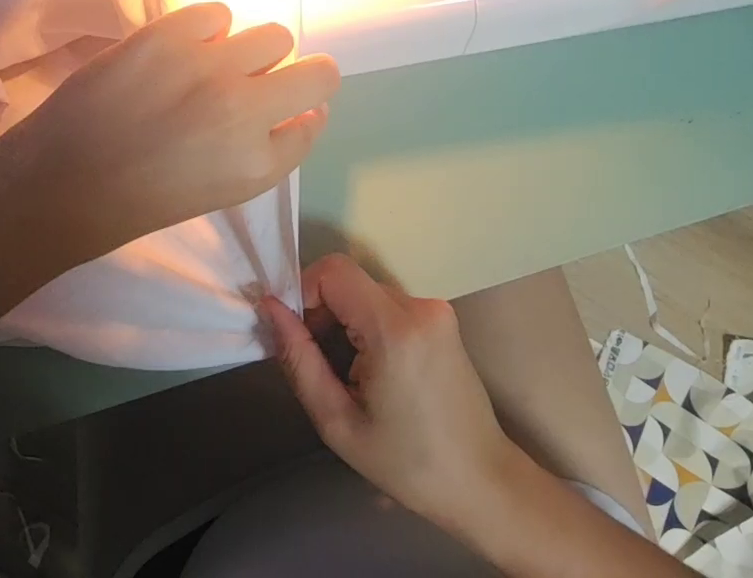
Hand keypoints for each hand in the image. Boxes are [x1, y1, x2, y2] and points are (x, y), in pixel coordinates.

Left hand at [0, 1, 339, 259]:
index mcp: (259, 161)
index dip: (303, 108)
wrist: (63, 180)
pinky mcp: (168, 35)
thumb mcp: (226, 190)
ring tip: (211, 68)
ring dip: (251, 52)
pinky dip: (208, 30)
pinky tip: (181, 51)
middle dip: (291, 77)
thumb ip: (275, 150)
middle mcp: (246, 109)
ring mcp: (208, 66)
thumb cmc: (144, 198)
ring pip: (272, 36)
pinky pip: (219, 12)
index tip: (283, 109)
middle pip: (316, 71)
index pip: (316, 116)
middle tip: (248, 87)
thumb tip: (308, 108)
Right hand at [259, 255, 529, 539]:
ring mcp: (436, 309)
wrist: (482, 481)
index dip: (303, 291)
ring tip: (344, 369)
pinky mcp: (442, 318)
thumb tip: (270, 306)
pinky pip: (388, 303)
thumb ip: (298, 358)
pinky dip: (367, 323)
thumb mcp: (337, 421)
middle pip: (349, 279)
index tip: (296, 333)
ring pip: (366, 291)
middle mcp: (419, 306)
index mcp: (394, 329)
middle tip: (314, 359)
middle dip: (320, 309)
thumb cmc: (407, 463)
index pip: (333, 270)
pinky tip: (370, 367)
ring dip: (344, 318)